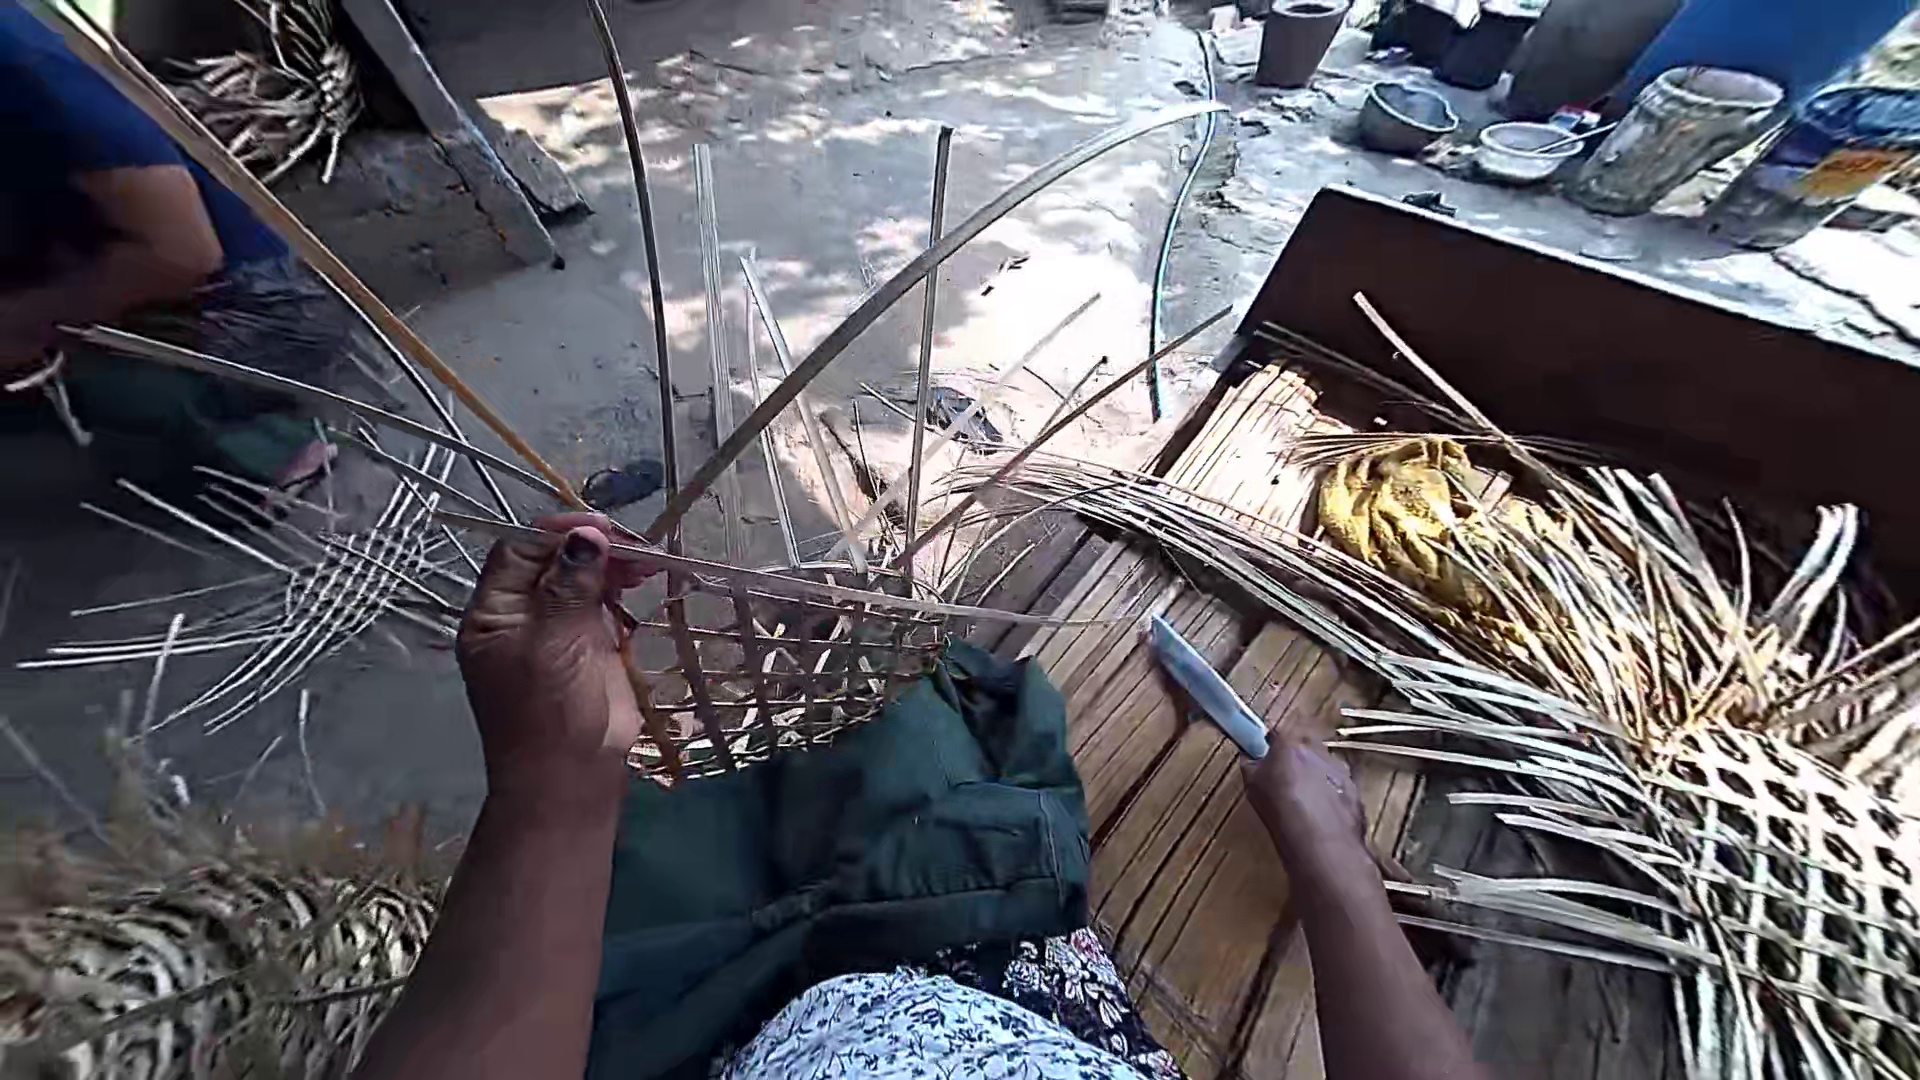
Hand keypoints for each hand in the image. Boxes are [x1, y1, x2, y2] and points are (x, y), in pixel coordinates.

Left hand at [456, 513, 649, 813]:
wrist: (573, 771)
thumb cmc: (550, 710)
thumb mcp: (554, 645)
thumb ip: (569, 588)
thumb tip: (588, 535)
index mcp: (494, 613)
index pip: (519, 553)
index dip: (558, 534)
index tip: (602, 528)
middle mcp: (524, 613)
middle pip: (554, 560)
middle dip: (592, 546)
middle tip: (634, 545)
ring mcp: (560, 626)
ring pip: (583, 577)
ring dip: (613, 563)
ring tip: (647, 562)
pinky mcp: (593, 640)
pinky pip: (605, 600)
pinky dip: (623, 585)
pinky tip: (644, 580)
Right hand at [1244, 728, 1373, 887]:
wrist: (1320, 842)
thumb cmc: (1283, 809)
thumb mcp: (1252, 784)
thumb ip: (1252, 765)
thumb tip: (1251, 761)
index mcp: (1290, 742)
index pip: (1277, 733)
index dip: (1270, 745)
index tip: (1265, 754)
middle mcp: (1318, 751)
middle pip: (1304, 749)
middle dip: (1295, 761)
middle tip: (1283, 780)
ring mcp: (1341, 772)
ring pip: (1323, 769)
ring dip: (1315, 779)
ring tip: (1302, 802)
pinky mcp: (1357, 794)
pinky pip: (1339, 789)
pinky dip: (1331, 798)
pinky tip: (1320, 816)